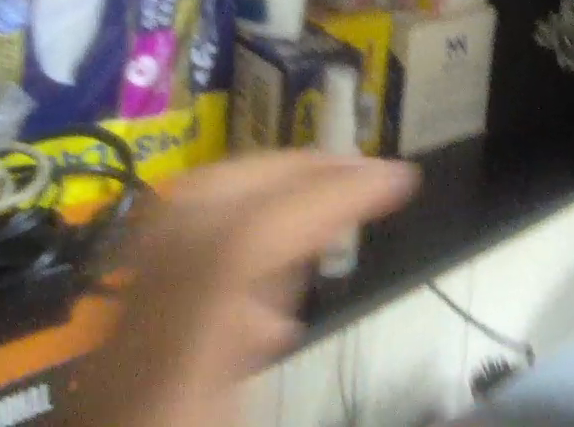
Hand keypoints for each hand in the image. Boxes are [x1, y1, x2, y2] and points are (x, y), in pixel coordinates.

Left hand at [63, 152, 420, 426]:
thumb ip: (355, 409)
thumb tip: (463, 413)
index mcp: (171, 395)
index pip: (236, 248)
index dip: (319, 198)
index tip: (396, 180)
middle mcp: (130, 357)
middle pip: (194, 212)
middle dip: (285, 172)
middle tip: (358, 171)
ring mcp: (110, 359)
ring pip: (172, 230)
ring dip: (255, 199)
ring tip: (324, 208)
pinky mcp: (112, 376)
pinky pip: (169, 278)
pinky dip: (230, 255)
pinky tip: (271, 301)